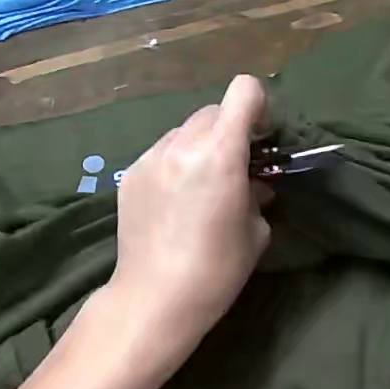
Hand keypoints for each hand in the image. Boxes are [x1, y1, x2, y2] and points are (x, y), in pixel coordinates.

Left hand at [65, 75, 271, 388]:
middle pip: (212, 111)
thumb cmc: (216, 269)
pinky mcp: (129, 174)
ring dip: (198, 145)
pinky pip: (160, 153)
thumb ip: (257, 194)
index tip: (260, 138)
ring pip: (182, 131)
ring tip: (200, 187)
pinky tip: (172, 201)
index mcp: (219, 152)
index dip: (258, 107)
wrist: (154, 297)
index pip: (243, 91)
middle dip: (229, 130)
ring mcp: (149, 157)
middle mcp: (180, 144)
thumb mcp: (255, 231)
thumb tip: (253, 183)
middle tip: (234, 167)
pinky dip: (174, 163)